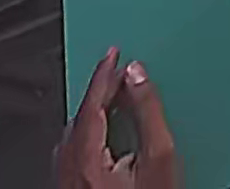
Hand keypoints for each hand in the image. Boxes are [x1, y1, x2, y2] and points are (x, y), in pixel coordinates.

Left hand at [58, 48, 179, 188]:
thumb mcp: (159, 155)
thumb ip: (148, 109)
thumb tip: (137, 73)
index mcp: (87, 165)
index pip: (90, 107)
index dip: (102, 76)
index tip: (113, 54)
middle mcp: (69, 179)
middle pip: (78, 122)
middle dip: (99, 92)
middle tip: (120, 71)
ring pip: (72, 140)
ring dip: (92, 112)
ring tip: (114, 95)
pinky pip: (72, 156)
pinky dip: (87, 132)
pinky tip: (103, 132)